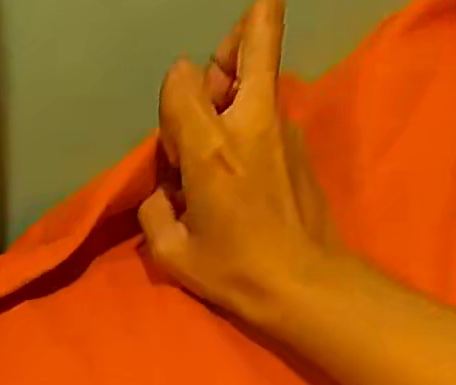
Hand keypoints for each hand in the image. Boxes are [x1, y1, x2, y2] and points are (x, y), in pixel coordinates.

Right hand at [139, 0, 350, 327]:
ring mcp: (283, 126)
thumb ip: (154, 212)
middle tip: (213, 93)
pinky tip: (244, 178)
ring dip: (236, 93)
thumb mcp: (171, 254)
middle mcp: (252, 120)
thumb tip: (164, 192)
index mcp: (211, 148)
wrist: (302, 283)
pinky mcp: (300, 142)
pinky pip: (268, 113)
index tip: (174, 146)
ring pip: (261, 72)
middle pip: (255, 30)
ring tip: (222, 151)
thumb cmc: (233, 272)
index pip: (181, 78)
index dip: (170, 103)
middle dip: (228, 46)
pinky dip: (249, 129)